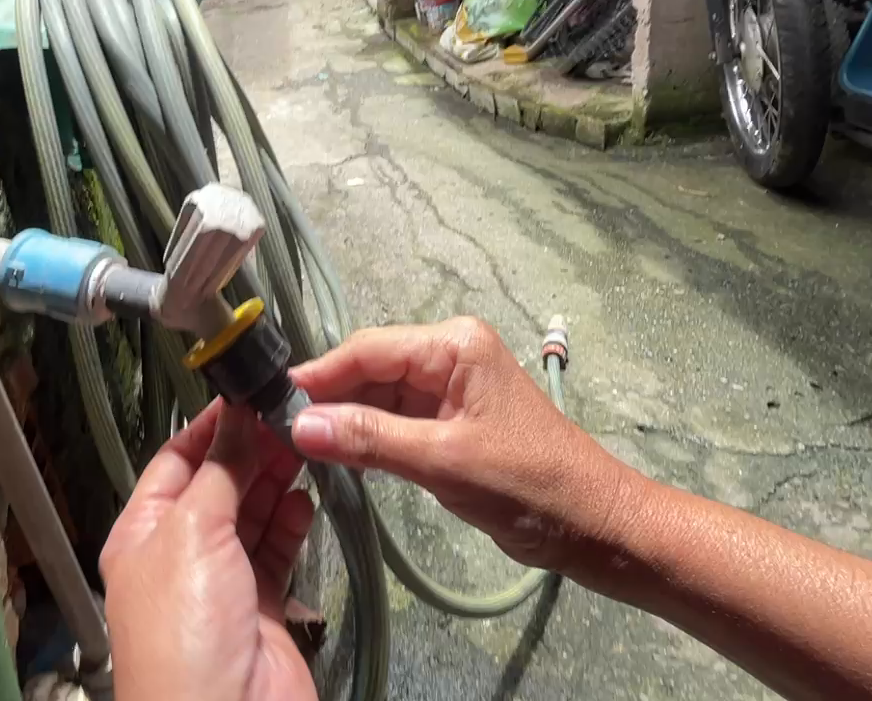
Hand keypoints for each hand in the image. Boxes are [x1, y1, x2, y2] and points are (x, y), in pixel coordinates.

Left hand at [100, 400, 318, 700]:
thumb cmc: (187, 627)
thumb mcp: (193, 530)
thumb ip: (220, 468)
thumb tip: (237, 413)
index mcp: (143, 531)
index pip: (176, 460)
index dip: (211, 427)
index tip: (247, 396)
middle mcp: (178, 552)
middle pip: (218, 484)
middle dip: (251, 451)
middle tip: (287, 418)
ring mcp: (221, 580)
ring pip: (251, 514)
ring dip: (274, 482)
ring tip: (303, 449)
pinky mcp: (260, 605)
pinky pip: (275, 551)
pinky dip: (290, 524)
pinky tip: (305, 501)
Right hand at [289, 317, 647, 581]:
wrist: (597, 527)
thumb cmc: (529, 485)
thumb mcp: (445, 462)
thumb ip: (371, 440)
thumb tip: (299, 425)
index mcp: (453, 343)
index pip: (369, 348)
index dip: (321, 374)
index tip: (274, 400)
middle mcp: (447, 352)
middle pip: (371, 367)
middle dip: (331, 397)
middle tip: (282, 428)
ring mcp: (447, 384)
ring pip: (379, 394)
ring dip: (347, 418)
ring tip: (301, 442)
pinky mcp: (448, 416)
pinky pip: (395, 417)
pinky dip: (369, 435)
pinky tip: (340, 452)